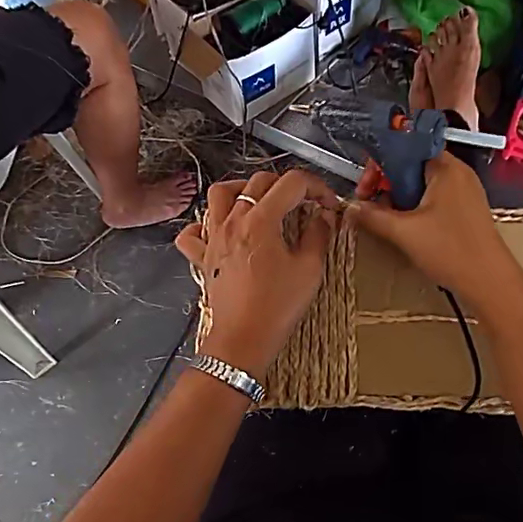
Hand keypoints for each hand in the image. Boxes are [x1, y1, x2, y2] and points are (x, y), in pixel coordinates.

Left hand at [176, 170, 338, 378]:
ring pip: (220, 194)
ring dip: (243, 189)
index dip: (317, 187)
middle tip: (304, 203)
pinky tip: (222, 229)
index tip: (328, 204)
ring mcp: (214, 238)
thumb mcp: (310, 269)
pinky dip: (206, 223)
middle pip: (258, 181)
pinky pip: (194, 230)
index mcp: (261, 220)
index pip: (292, 183)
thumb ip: (319, 235)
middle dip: (287, 185)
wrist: (243, 340)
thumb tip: (325, 216)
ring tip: (262, 202)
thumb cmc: (276, 307)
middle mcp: (233, 222)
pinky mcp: (203, 257)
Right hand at [348, 152, 522, 318]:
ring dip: (400, 198)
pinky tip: (406, 228)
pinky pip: (434, 200)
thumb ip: (373, 216)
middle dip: (388, 183)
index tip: (366, 186)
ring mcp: (464, 193)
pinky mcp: (465, 212)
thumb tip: (350, 207)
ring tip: (387, 219)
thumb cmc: (451, 251)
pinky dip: (416, 209)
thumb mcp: (404, 232)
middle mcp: (458, 174)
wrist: (489, 282)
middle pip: (413, 165)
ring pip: (422, 185)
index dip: (381, 163)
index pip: (407, 147)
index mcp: (446, 167)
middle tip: (371, 204)